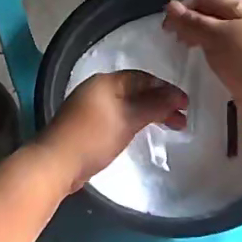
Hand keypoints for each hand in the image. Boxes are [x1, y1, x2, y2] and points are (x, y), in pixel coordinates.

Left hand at [38, 70, 187, 190]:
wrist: (56, 163)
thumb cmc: (93, 137)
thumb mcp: (128, 119)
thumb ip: (154, 105)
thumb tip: (176, 95)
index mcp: (106, 82)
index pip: (143, 78)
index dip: (166, 89)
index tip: (186, 104)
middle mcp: (98, 90)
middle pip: (136, 91)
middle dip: (160, 102)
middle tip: (182, 119)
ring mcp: (91, 108)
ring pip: (128, 105)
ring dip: (150, 113)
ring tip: (171, 127)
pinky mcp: (88, 127)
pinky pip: (119, 117)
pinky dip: (136, 121)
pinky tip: (143, 132)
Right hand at [162, 0, 241, 98]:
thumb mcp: (215, 37)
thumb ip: (191, 21)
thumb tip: (170, 6)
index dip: (183, 7)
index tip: (166, 28)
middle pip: (212, 11)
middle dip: (190, 21)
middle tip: (174, 40)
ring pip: (217, 29)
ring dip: (199, 35)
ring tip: (187, 49)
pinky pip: (225, 46)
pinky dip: (210, 48)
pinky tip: (205, 60)